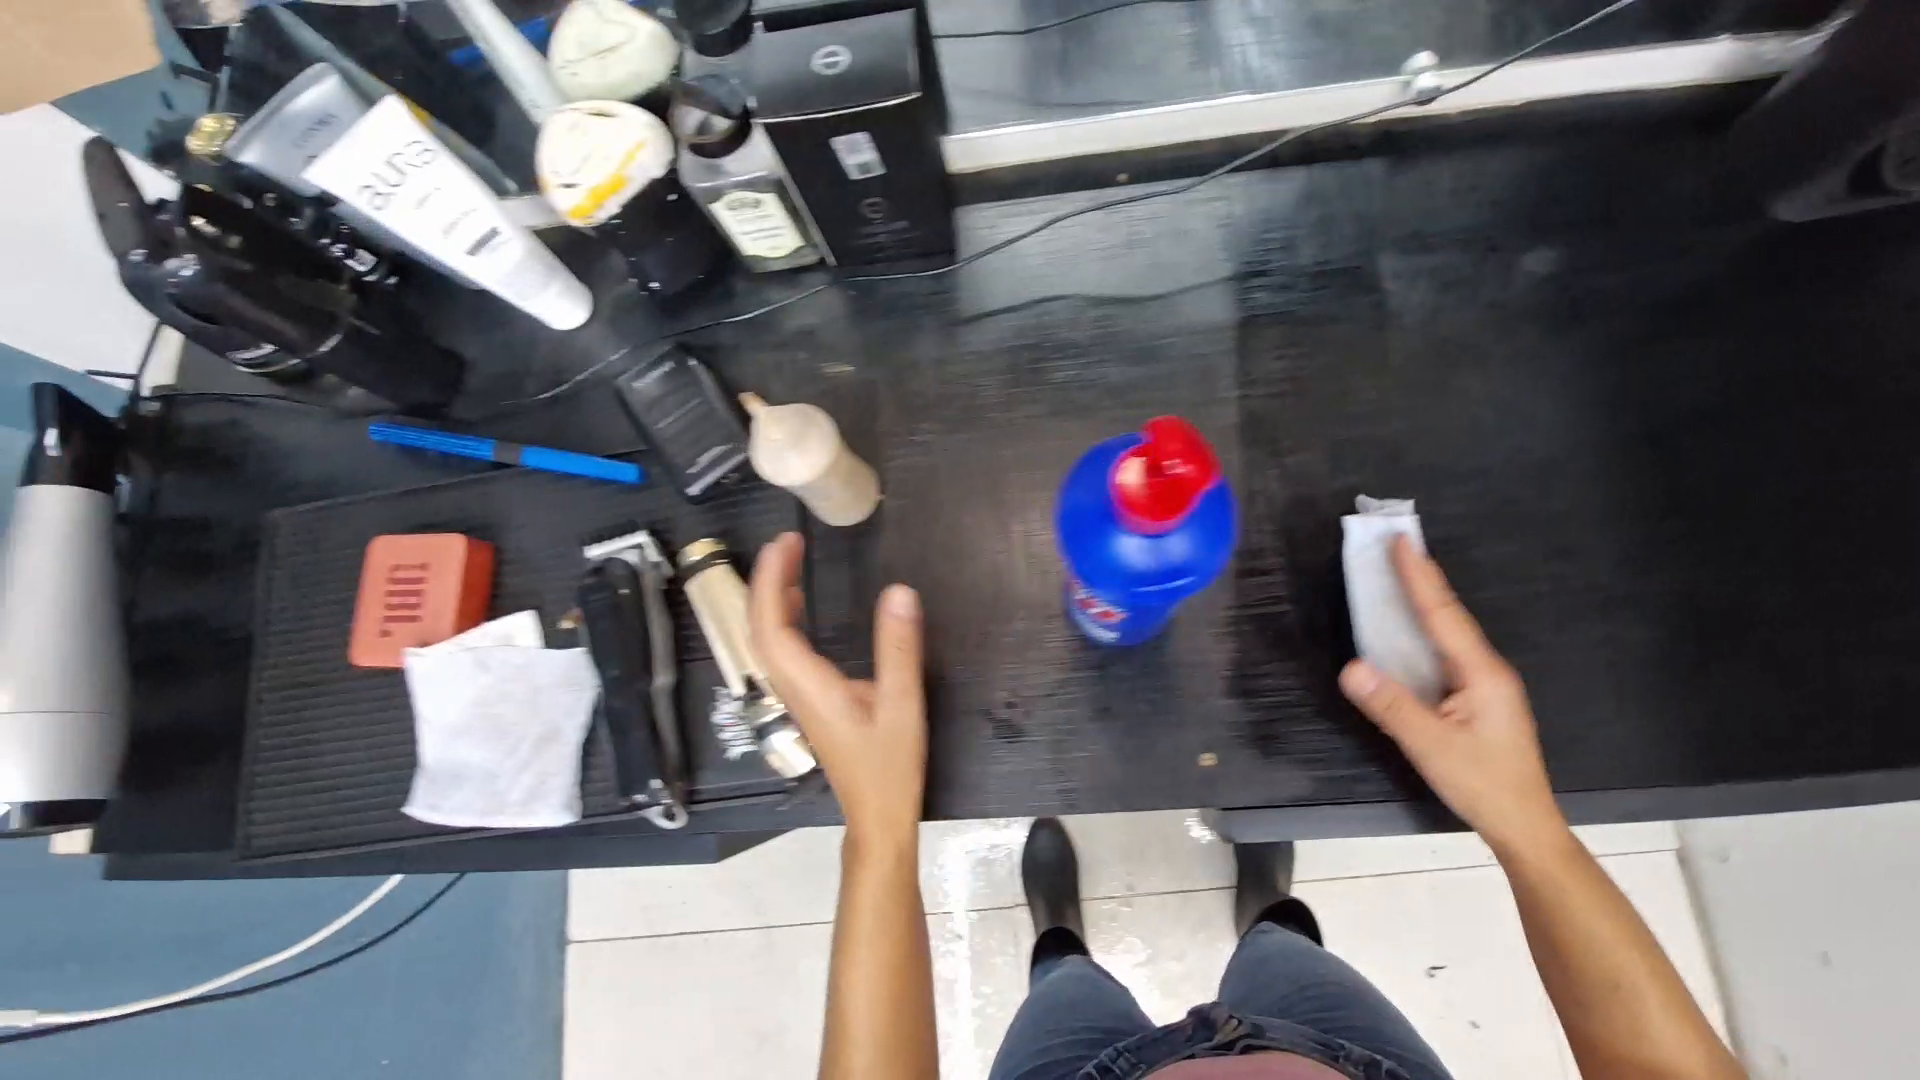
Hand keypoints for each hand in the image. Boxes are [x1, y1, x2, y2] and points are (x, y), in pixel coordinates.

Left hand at [750, 532, 926, 846]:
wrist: (876, 815)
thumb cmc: (889, 766)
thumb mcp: (902, 705)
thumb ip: (899, 648)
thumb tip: (899, 591)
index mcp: (808, 685)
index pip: (772, 625)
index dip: (772, 580)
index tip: (786, 543)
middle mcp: (791, 687)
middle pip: (760, 628)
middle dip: (768, 580)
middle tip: (789, 543)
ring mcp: (795, 695)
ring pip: (767, 640)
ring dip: (773, 597)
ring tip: (792, 562)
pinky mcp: (806, 700)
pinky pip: (781, 650)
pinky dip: (784, 618)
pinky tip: (801, 606)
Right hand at [1338, 536, 1566, 855]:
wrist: (1524, 826)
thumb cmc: (1482, 784)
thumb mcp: (1432, 747)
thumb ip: (1392, 706)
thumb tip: (1351, 666)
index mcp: (1481, 674)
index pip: (1443, 616)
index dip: (1419, 579)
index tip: (1402, 542)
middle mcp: (1486, 671)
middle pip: (1449, 616)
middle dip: (1422, 580)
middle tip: (1397, 546)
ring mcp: (1483, 686)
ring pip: (1447, 634)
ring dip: (1424, 602)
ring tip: (1400, 576)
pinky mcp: (1475, 700)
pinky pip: (1443, 653)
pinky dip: (1423, 630)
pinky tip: (1410, 630)